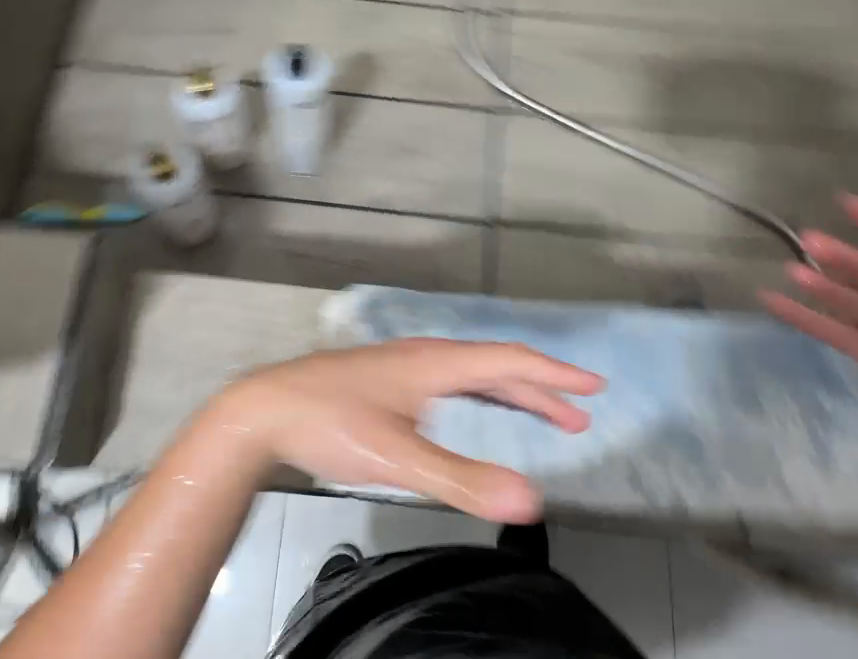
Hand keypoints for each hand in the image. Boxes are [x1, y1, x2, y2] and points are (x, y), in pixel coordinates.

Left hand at [210, 339, 604, 522]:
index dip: (553, 375)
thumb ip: (460, 479)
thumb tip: (532, 502)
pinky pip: (451, 382)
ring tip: (547, 418)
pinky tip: (475, 410)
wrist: (264, 412)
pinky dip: (480, 394)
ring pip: (471, 374)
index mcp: (434, 363)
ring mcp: (403, 366)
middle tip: (581, 414)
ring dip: (512, 393)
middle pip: (494, 367)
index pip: (507, 361)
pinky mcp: (387, 382)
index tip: (593, 387)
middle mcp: (424, 356)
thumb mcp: (396, 458)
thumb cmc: (330, 425)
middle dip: (540, 389)